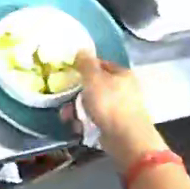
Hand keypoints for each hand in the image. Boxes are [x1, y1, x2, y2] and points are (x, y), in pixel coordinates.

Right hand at [73, 50, 164, 169]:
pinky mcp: (115, 123)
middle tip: (63, 95)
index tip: (68, 72)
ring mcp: (120, 107)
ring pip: (91, 102)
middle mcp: (124, 89)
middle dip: (76, 91)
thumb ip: (86, 63)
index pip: (101, 64)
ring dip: (76, 107)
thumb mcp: (93, 79)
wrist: (126, 139)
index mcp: (122, 74)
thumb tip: (82, 49)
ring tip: (67, 115)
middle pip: (94, 84)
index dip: (84, 66)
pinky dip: (83, 120)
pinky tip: (76, 124)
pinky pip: (94, 117)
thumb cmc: (109, 104)